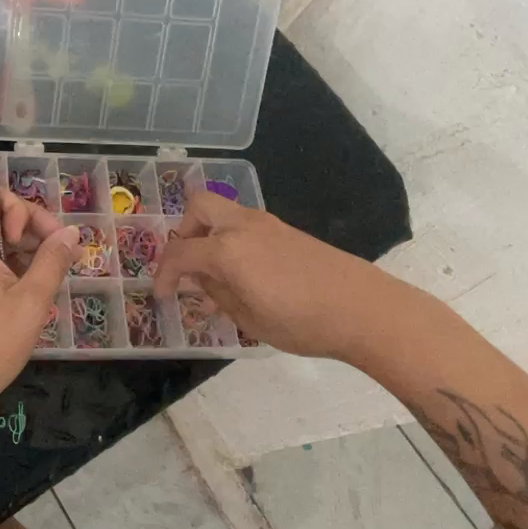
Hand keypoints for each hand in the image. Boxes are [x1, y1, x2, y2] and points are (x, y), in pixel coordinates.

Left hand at [0, 185, 78, 413]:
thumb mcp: (32, 301)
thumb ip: (53, 261)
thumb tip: (71, 232)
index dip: (22, 207)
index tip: (39, 240)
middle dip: (31, 228)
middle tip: (58, 257)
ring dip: (26, 249)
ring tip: (50, 276)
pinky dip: (12, 266)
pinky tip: (32, 290)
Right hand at [152, 192, 428, 361]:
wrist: (364, 309)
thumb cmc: (302, 322)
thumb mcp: (249, 319)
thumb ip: (217, 295)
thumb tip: (199, 282)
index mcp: (227, 250)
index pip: (180, 253)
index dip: (164, 275)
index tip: (162, 297)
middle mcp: (242, 227)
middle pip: (198, 206)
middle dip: (184, 231)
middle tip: (189, 265)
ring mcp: (267, 225)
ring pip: (223, 212)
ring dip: (210, 235)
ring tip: (217, 276)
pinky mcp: (286, 231)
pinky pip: (244, 225)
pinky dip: (232, 241)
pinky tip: (245, 276)